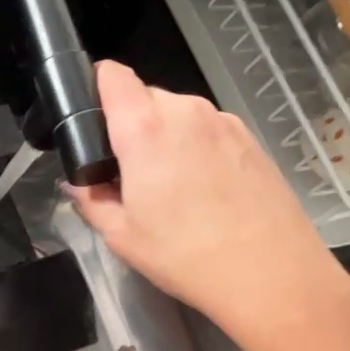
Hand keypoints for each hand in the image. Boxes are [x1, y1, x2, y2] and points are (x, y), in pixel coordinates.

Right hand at [69, 60, 349, 350]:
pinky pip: (207, 130)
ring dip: (162, 138)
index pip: (112, 75)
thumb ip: (91, 199)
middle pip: (144, 96)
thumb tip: (78, 182)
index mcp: (144, 129)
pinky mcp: (250, 138)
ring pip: (177, 114)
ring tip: (166, 188)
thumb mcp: (120, 235)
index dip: (94, 89)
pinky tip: (201, 192)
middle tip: (124, 172)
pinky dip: (194, 148)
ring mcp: (223, 122)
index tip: (89, 122)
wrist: (270, 275)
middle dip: (128, 125)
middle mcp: (185, 112)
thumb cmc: (185, 256)